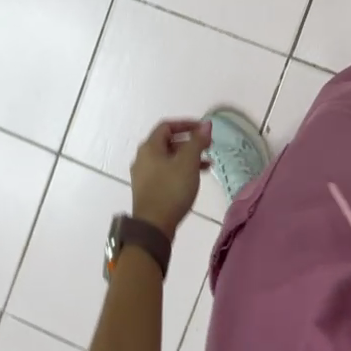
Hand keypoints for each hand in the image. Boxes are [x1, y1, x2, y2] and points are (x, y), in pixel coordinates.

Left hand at [130, 119, 211, 239]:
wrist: (153, 227)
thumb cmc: (171, 190)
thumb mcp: (188, 163)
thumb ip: (197, 141)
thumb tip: (206, 124)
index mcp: (149, 147)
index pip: (167, 126)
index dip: (186, 124)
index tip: (204, 129)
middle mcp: (143, 157)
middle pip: (167, 142)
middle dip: (189, 142)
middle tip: (208, 146)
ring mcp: (143, 174)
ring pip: (168, 159)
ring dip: (187, 158)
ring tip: (207, 164)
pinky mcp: (147, 189)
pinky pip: (165, 172)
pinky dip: (180, 170)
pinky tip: (194, 179)